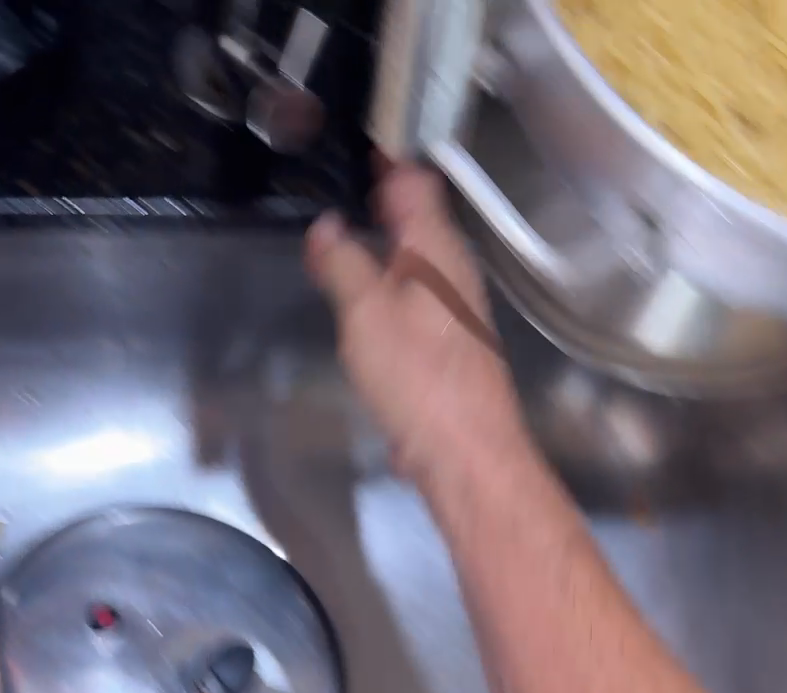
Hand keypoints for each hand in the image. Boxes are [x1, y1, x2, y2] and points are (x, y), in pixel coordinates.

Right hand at [305, 165, 526, 491]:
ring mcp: (452, 310)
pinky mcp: (444, 345)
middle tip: (337, 195)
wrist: (461, 448)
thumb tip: (325, 226)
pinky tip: (362, 303)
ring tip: (340, 243)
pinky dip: (385, 286)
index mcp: (436, 252)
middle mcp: (452, 273)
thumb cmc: (416, 377)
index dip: (387, 163)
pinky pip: (412, 298)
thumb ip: (343, 264)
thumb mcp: (365, 314)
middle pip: (417, 221)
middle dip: (380, 204)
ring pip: (415, 262)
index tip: (357, 151)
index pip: (416, 185)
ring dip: (382, 247)